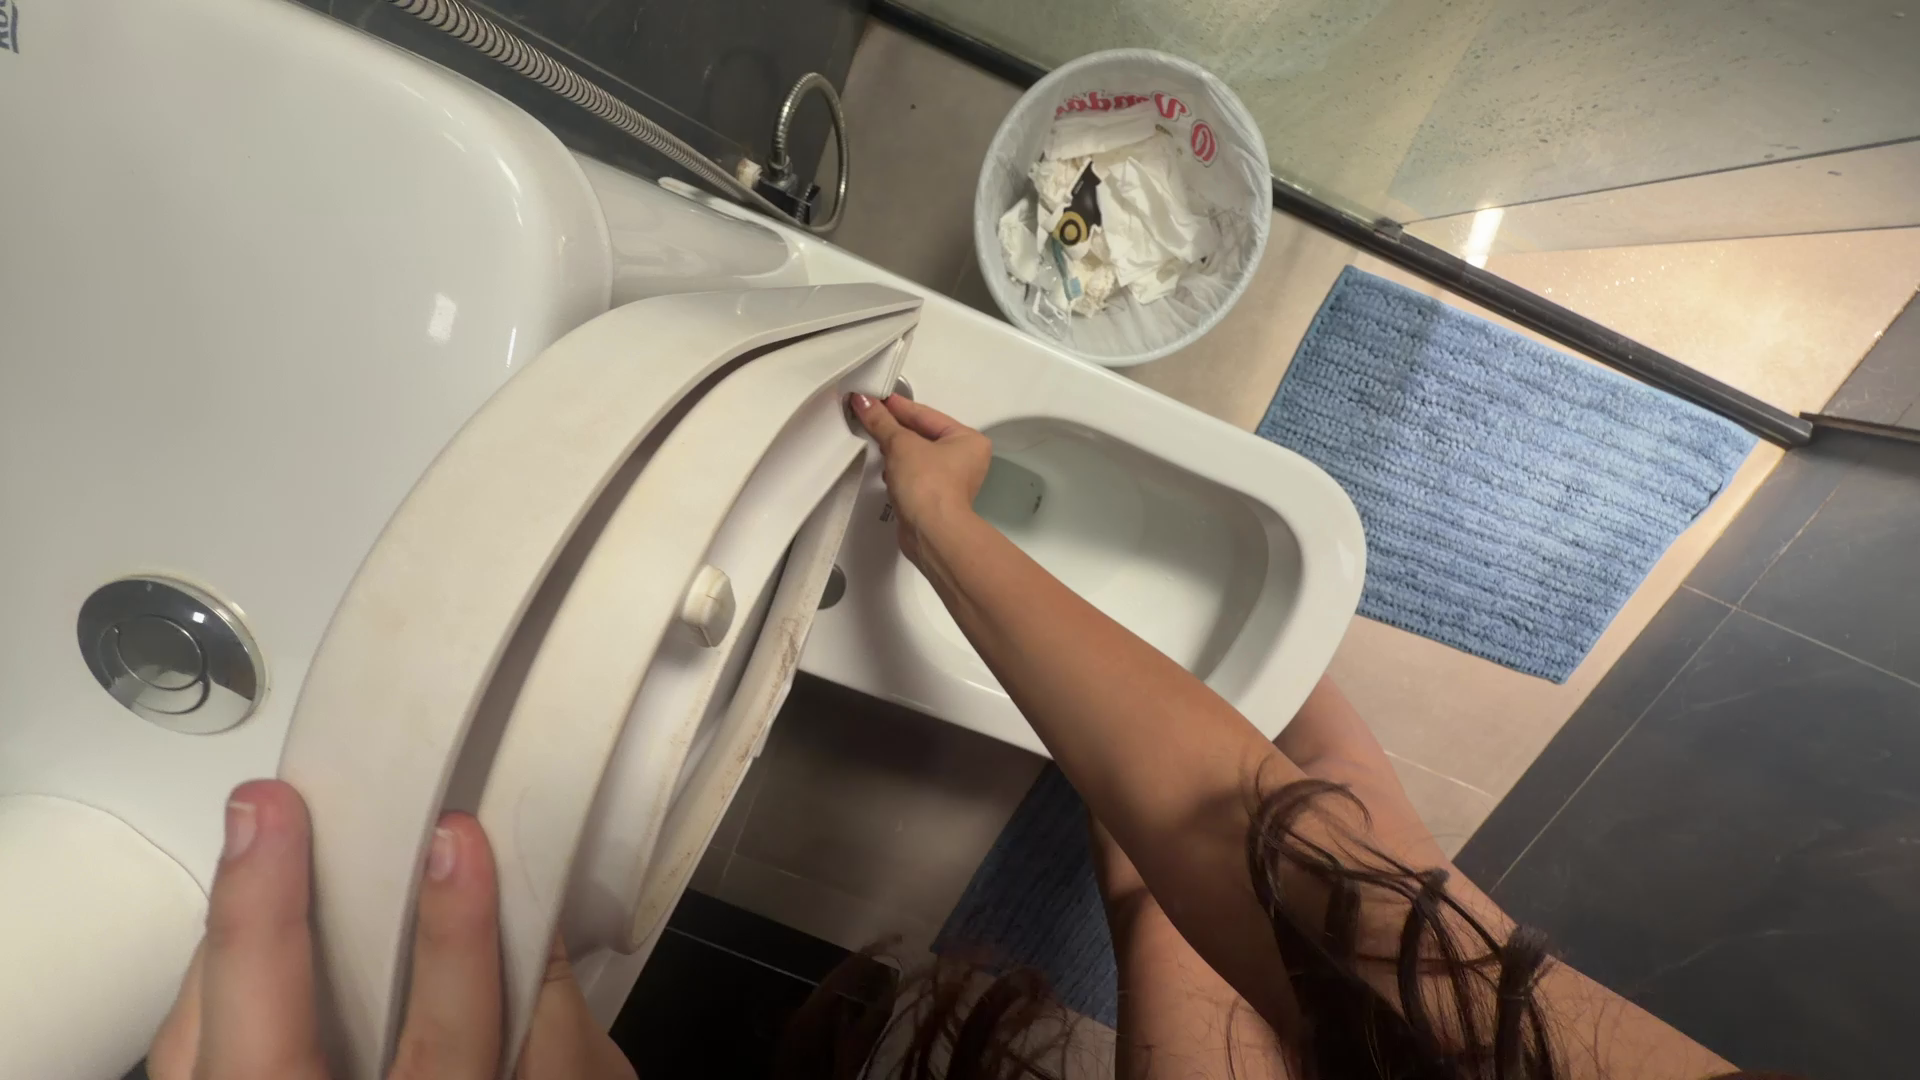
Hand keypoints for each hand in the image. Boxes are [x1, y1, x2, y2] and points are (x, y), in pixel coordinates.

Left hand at [147, 779, 635, 1079]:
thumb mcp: (576, 1067)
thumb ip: (550, 990)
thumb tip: (524, 879)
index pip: (443, 1038)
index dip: (453, 938)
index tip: (457, 839)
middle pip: (272, 1057)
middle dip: (264, 926)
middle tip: (268, 814)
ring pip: (206, 1058)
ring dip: (227, 938)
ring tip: (254, 837)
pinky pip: (197, 1056)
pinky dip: (214, 977)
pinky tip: (246, 916)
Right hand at [848, 393, 991, 566]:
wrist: (931, 532)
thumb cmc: (927, 483)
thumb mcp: (901, 444)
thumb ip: (881, 421)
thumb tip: (863, 400)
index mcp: (968, 439)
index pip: (926, 415)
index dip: (898, 406)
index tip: (874, 397)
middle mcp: (966, 459)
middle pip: (923, 435)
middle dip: (895, 429)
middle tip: (869, 416)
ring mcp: (951, 481)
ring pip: (918, 457)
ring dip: (896, 452)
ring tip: (874, 441)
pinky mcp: (936, 499)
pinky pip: (915, 476)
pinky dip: (899, 472)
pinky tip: (886, 471)